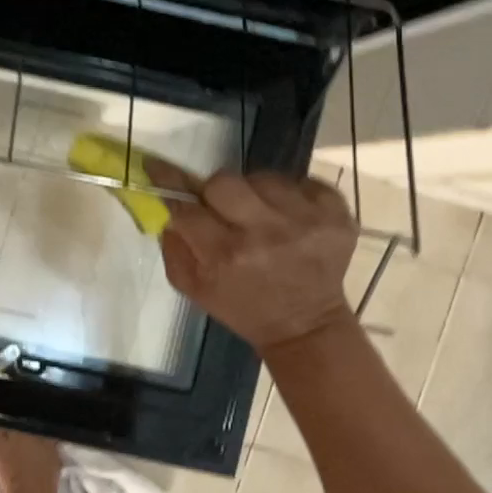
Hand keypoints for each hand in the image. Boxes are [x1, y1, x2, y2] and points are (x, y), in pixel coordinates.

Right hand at [145, 161, 358, 353]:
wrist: (305, 325)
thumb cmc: (241, 307)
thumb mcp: (193, 288)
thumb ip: (174, 246)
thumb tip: (167, 207)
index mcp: (225, 256)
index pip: (187, 207)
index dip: (170, 185)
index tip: (155, 167)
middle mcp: (265, 234)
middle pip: (224, 181)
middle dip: (216, 192)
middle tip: (221, 208)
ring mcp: (305, 221)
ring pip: (263, 177)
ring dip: (254, 192)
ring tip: (260, 215)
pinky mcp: (336, 214)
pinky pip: (302, 182)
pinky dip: (290, 195)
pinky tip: (289, 217)